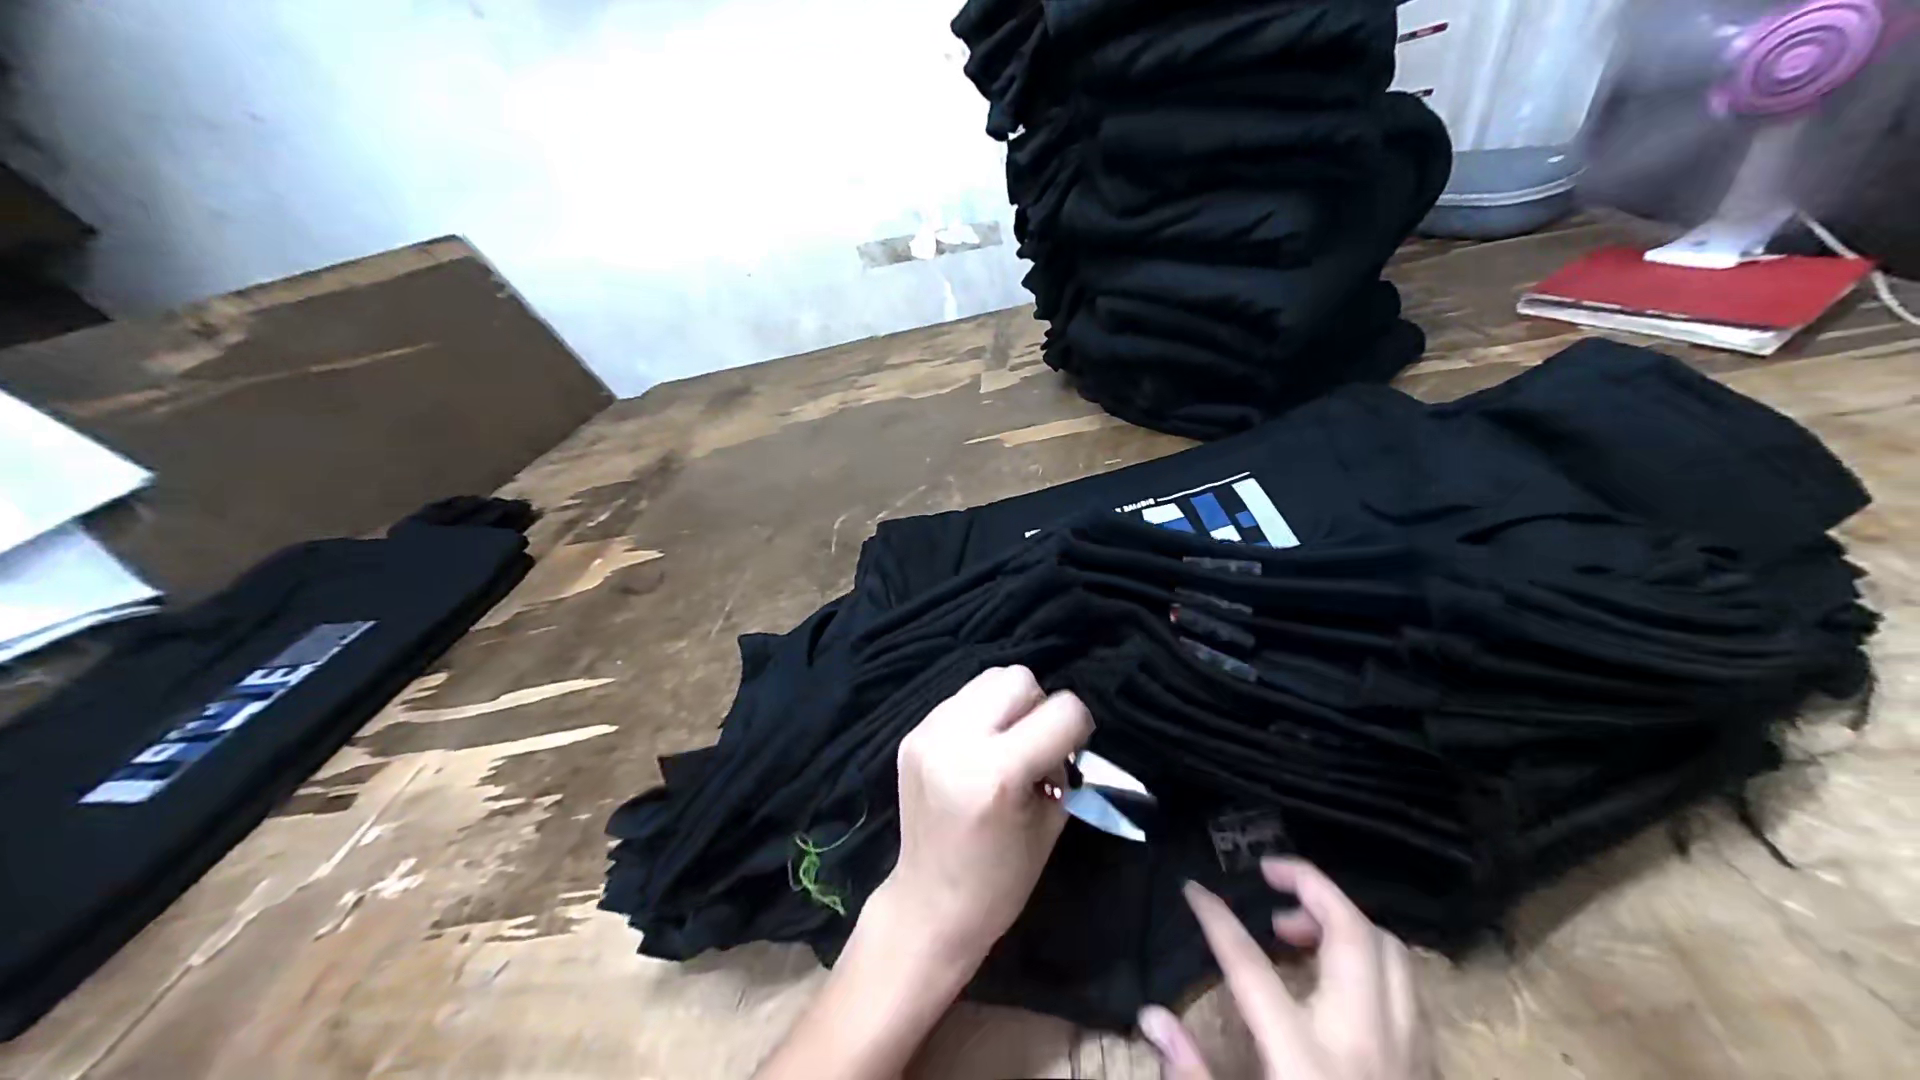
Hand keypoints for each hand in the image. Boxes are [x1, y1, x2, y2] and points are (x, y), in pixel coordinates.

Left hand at [882, 665, 1092, 962]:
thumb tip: (1062, 730)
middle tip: (1035, 746)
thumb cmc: (1002, 878)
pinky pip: (961, 700)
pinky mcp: (912, 735)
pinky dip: (980, 716)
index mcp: (997, 773)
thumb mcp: (1051, 821)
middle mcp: (957, 741)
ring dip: (1007, 705)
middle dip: (1039, 707)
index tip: (1070, 754)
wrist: (930, 903)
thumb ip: (1061, 765)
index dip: (1078, 729)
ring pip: (988, 679)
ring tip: (1004, 744)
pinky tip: (977, 751)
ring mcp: (928, 735)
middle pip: (1019, 678)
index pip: (1063, 710)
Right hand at [1139, 858, 1427, 1079]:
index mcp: (1304, 1060)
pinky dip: (1370, 956)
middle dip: (1309, 885)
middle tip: (1269, 877)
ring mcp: (1407, 1055)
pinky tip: (1337, 977)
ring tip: (1296, 930)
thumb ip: (1193, 1076)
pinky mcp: (1429, 1070)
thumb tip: (1151, 1016)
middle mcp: (1363, 1044)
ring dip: (1343, 920)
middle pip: (1350, 932)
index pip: (1248, 963)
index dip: (1215, 918)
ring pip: (1390, 950)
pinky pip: (1407, 985)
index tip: (1193, 889)